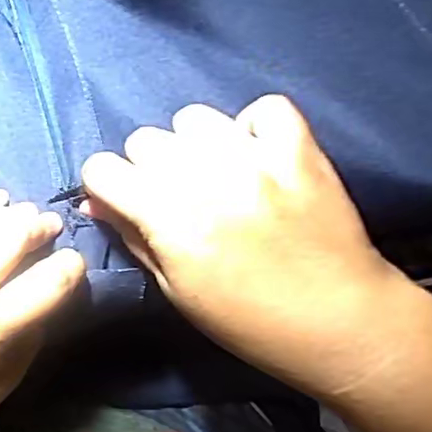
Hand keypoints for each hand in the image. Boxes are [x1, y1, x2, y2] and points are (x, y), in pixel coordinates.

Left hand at [0, 190, 87, 431]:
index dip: (72, 266)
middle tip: (51, 228)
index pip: (49, 280)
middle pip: (13, 235)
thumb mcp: (8, 374)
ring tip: (27, 216)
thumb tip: (55, 281)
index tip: (73, 265)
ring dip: (11, 214)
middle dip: (40, 227)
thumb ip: (36, 323)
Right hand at [80, 95, 421, 396]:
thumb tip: (94, 204)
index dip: (106, 187)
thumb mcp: (175, 289)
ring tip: (217, 175)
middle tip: (177, 199)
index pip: (102, 169)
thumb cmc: (245, 320)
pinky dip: (254, 127)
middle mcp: (203, 177)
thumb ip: (132, 237)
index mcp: (166, 217)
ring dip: (194, 146)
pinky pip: (264, 108)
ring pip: (193, 118)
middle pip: (144, 140)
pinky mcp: (298, 148)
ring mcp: (254, 157)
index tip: (123, 202)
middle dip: (148, 168)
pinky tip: (257, 155)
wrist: (337, 322)